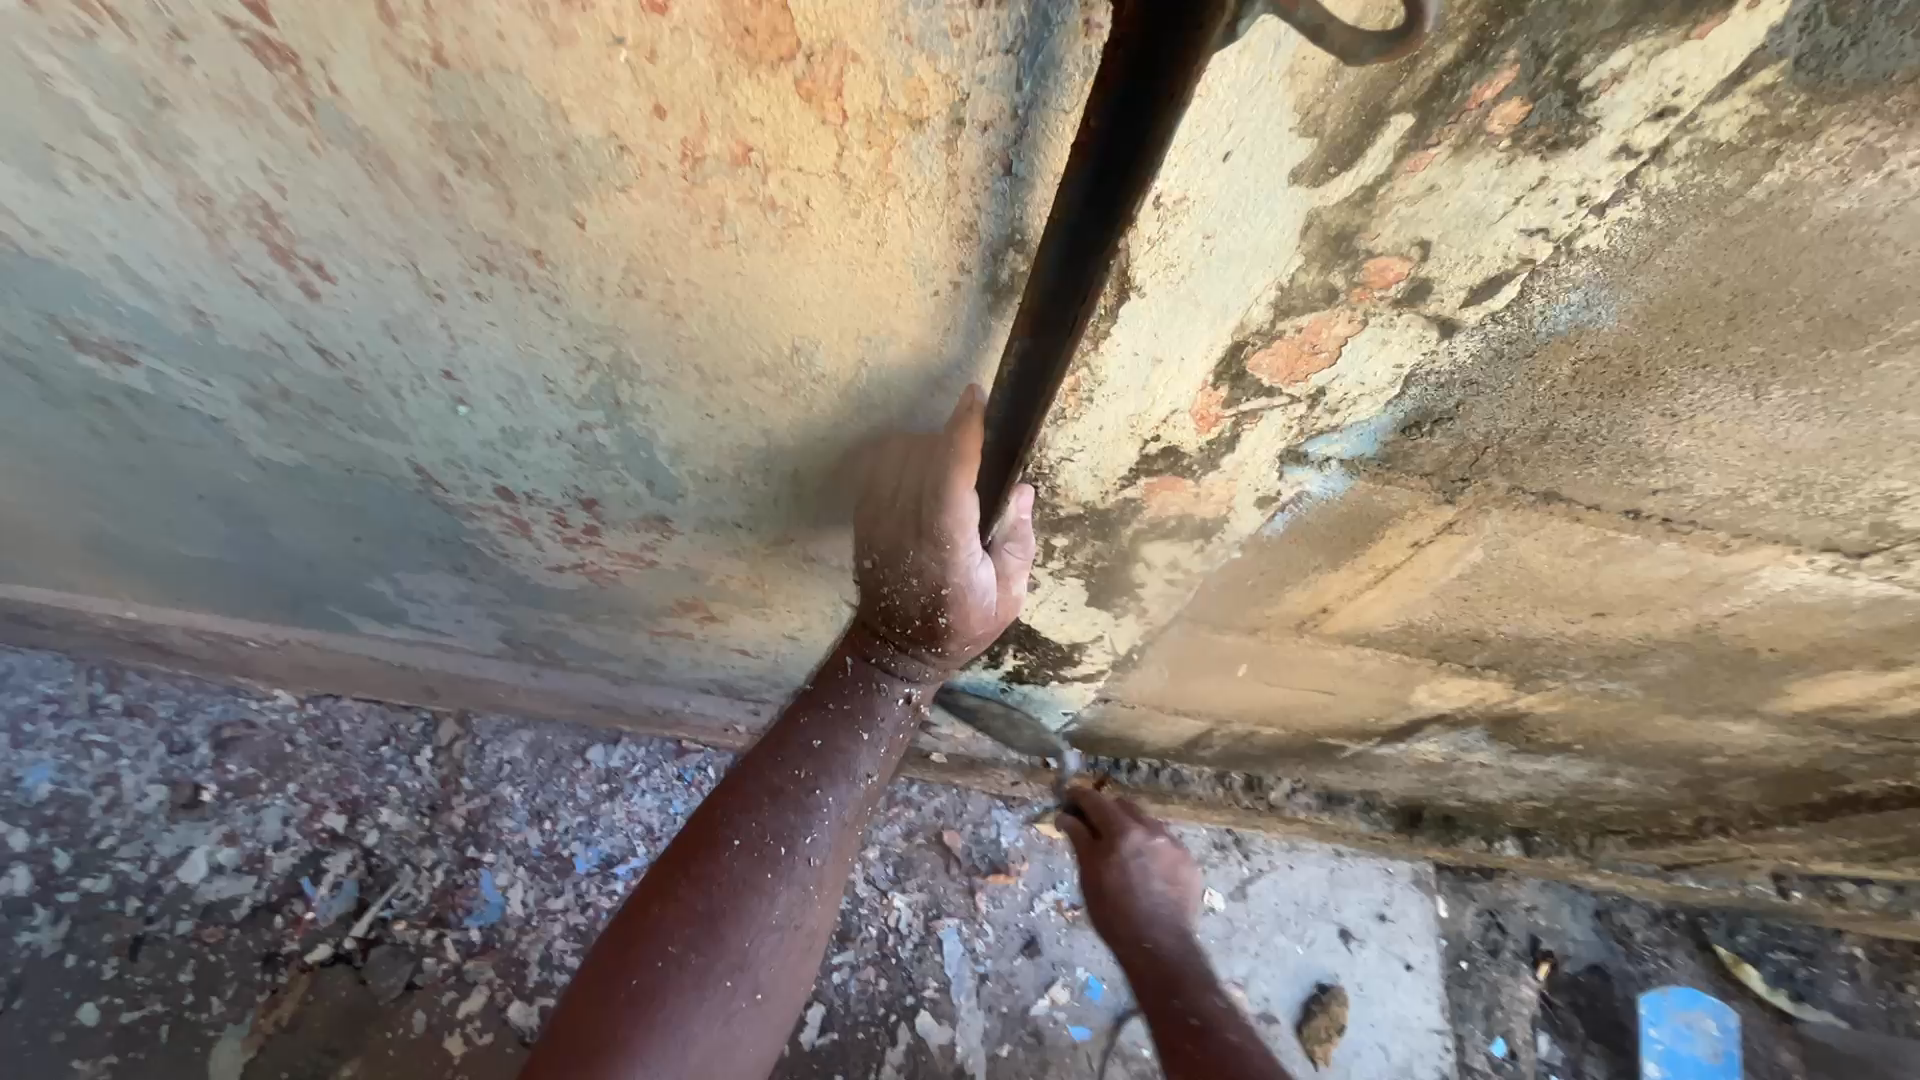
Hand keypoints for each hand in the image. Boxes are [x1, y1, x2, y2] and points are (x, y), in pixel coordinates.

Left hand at [848, 385, 1036, 681]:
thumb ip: (1019, 542)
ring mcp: (878, 519)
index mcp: (947, 546)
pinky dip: (903, 455)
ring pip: (899, 453)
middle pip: (925, 454)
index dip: (963, 432)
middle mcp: (906, 526)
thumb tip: (1023, 490)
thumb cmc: (958, 626)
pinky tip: (924, 472)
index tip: (976, 398)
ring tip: (952, 467)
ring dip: (929, 446)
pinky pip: (880, 464)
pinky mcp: (863, 516)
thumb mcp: (1008, 598)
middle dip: (954, 437)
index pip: (950, 474)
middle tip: (977, 447)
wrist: (896, 647)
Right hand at [1058, 787, 1203, 961]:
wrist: (1160, 948)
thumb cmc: (1114, 914)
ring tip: (1122, 850)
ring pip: (1146, 822)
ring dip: (1131, 827)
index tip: (1069, 799)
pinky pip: (1165, 842)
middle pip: (1123, 805)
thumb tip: (1065, 817)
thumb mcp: (1088, 876)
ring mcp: (1173, 844)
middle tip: (1093, 826)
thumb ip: (1079, 839)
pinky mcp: (1189, 861)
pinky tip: (1145, 868)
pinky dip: (1150, 847)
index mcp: (1121, 830)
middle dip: (1106, 810)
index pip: (1095, 800)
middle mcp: (1150, 829)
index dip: (1079, 796)